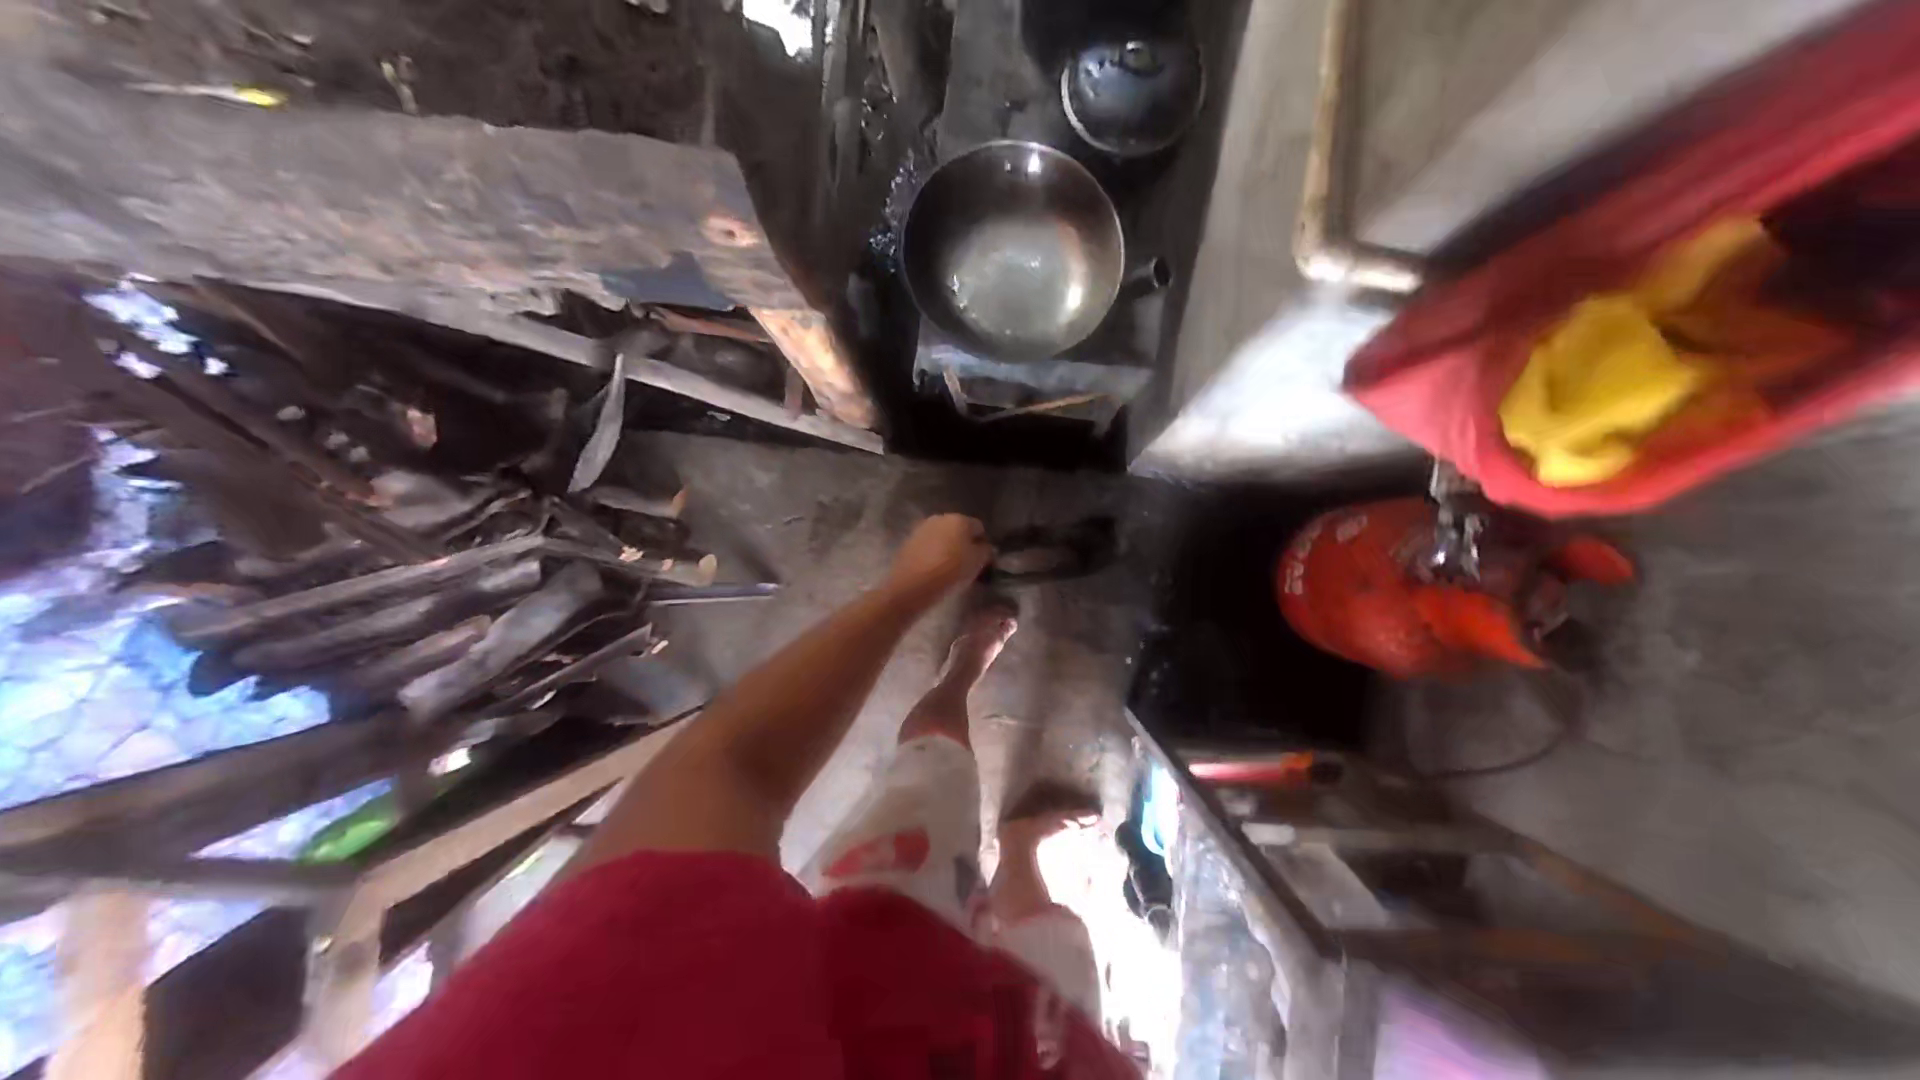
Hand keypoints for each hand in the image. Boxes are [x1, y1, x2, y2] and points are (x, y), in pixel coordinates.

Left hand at [884, 514, 992, 605]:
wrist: (911, 585)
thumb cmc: (950, 572)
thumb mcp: (977, 563)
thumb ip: (986, 551)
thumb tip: (985, 547)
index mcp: (960, 519)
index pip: (979, 528)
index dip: (983, 543)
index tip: (982, 560)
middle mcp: (940, 518)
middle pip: (958, 529)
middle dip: (964, 543)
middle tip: (966, 564)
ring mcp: (922, 528)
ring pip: (942, 536)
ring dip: (947, 547)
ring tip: (948, 567)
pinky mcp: (908, 541)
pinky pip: (928, 545)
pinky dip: (933, 553)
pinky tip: (933, 568)